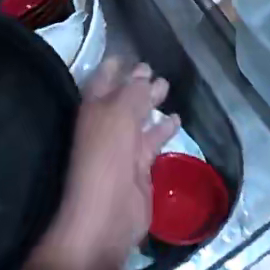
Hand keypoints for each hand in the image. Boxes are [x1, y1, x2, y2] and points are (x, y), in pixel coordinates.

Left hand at [31, 59, 179, 269]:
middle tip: (152, 67)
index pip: (104, 79)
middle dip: (136, 82)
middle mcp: (106, 125)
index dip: (115, 65)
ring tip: (167, 86)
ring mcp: (122, 147)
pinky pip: (153, 139)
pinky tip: (176, 118)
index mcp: (94, 109)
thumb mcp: (120, 114)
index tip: (128, 52)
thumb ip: (134, 92)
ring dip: (151, 102)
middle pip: (123, 97)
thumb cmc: (106, 157)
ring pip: (139, 117)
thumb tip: (145, 75)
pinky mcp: (139, 167)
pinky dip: (164, 128)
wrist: (106, 216)